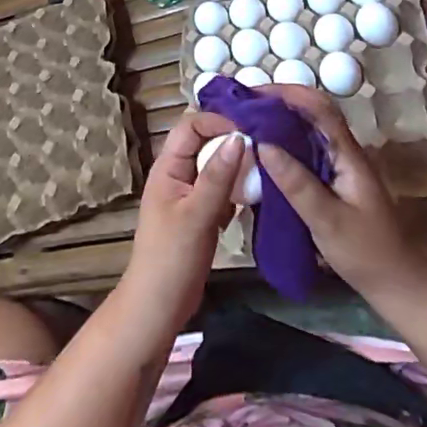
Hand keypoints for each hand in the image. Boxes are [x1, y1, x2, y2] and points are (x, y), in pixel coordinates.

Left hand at [121, 111, 245, 325]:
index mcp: (168, 167)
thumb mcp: (198, 214)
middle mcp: (177, 174)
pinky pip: (221, 188)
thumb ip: (218, 176)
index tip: (251, 132)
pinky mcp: (201, 212)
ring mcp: (189, 194)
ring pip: (216, 165)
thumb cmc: (172, 257)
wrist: (159, 305)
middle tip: (266, 147)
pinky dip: (237, 188)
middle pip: (205, 142)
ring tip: (266, 168)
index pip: (191, 125)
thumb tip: (240, 136)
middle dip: (233, 141)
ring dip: (238, 166)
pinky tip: (256, 195)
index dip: (219, 122)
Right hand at [253, 85, 426, 296]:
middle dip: (278, 103)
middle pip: (312, 113)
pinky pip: (305, 152)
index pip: (318, 109)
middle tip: (241, 108)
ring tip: (245, 125)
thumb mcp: (326, 220)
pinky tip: (263, 154)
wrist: (396, 282)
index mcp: (348, 155)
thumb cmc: (365, 252)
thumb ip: (296, 183)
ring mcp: (340, 166)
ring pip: (308, 131)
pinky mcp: (333, 181)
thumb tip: (263, 144)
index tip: (252, 95)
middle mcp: (344, 152)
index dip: (287, 94)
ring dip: (279, 122)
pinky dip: (283, 144)